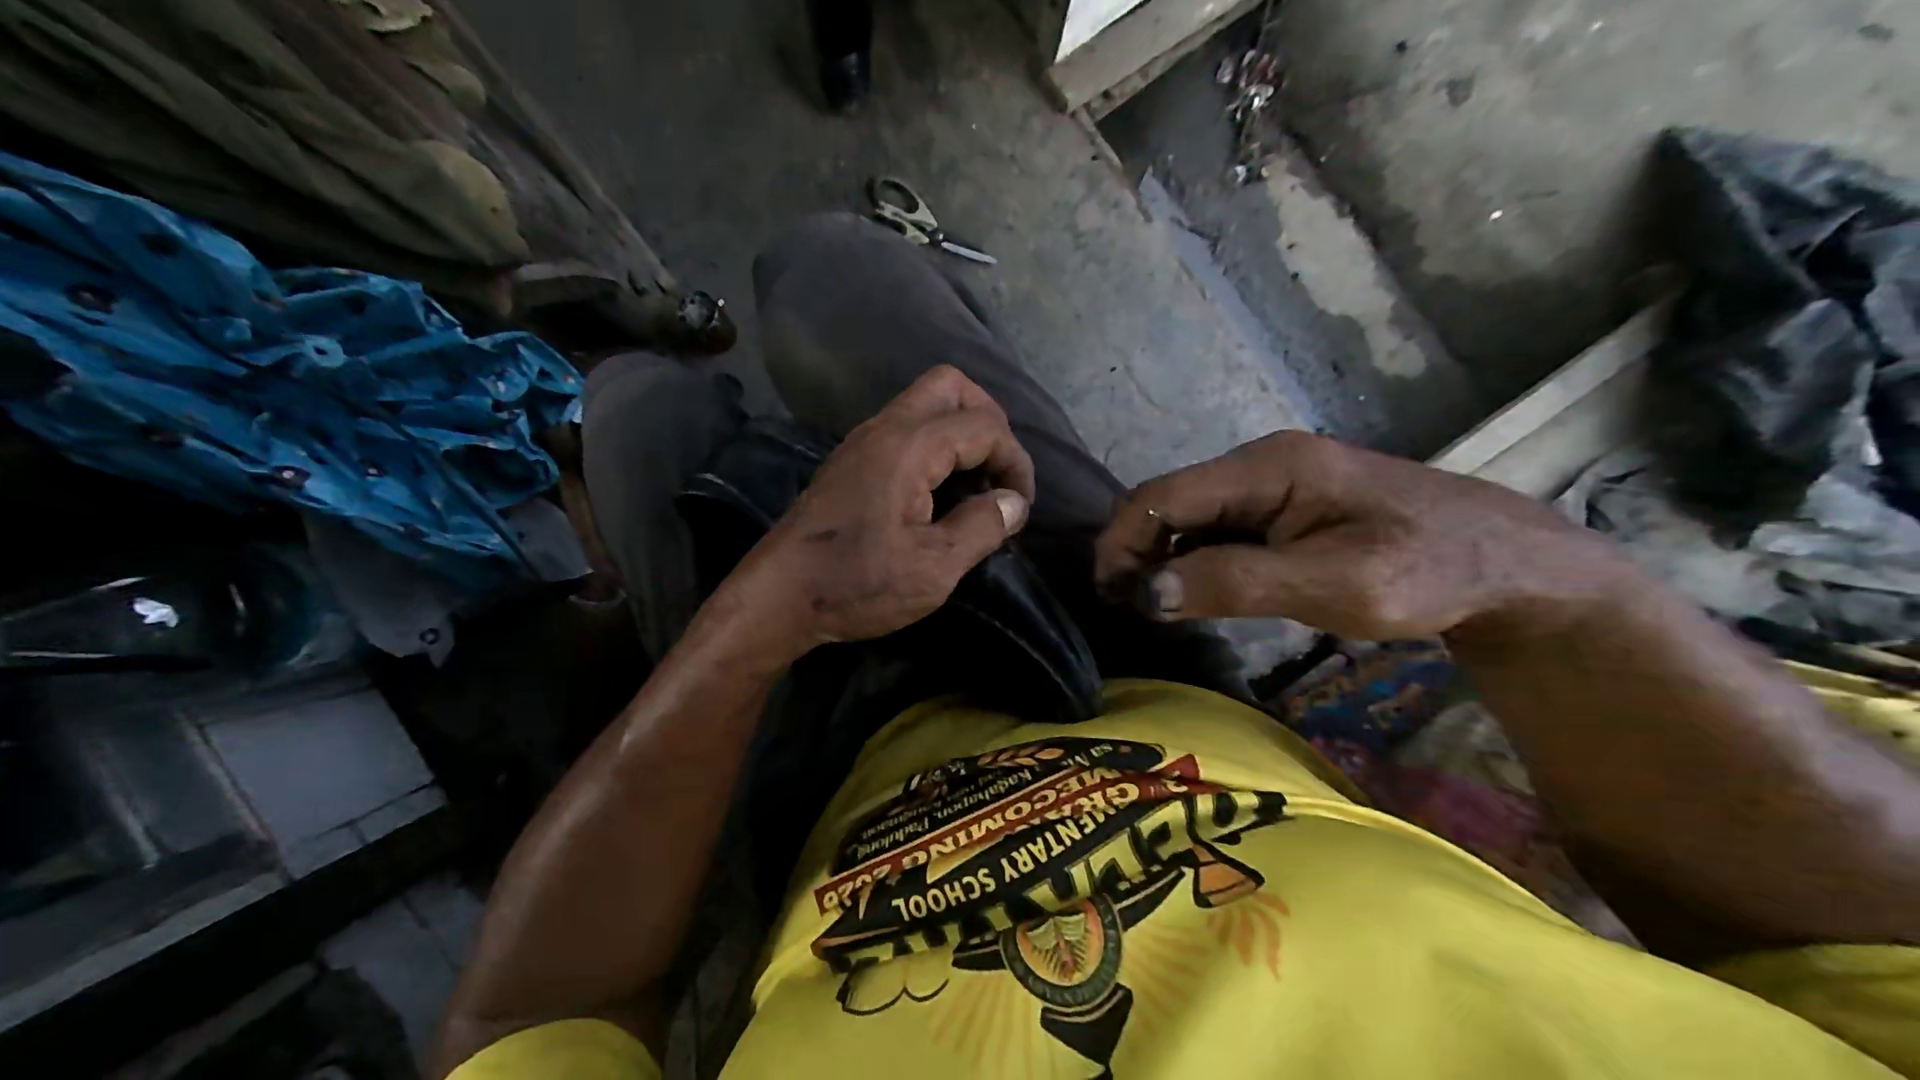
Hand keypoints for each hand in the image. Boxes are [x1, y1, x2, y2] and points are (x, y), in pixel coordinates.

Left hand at [716, 366, 1035, 657]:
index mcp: (909, 447)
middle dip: (989, 420)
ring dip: (961, 432)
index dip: (1015, 461)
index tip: (1020, 507)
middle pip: (951, 386)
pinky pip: (905, 428)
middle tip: (999, 472)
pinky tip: (940, 493)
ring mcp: (862, 442)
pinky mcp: (851, 462)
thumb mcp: (933, 567)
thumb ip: (982, 527)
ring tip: (976, 486)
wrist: (776, 598)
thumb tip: (1014, 503)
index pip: (984, 426)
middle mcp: (884, 428)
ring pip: (925, 403)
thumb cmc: (856, 584)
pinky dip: (935, 445)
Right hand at [1093, 430, 1638, 641]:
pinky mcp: (1282, 505)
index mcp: (1268, 467)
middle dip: (1133, 550)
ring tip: (1147, 604)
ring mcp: (1271, 482)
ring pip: (1187, 515)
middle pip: (1167, 501)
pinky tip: (1188, 590)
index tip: (1106, 594)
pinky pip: (1214, 527)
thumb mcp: (1335, 585)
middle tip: (1124, 606)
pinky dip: (1188, 559)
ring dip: (1158, 556)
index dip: (1122, 541)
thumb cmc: (1429, 571)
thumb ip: (1236, 583)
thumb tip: (1145, 592)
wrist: (1507, 565)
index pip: (1163, 495)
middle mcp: (1259, 463)